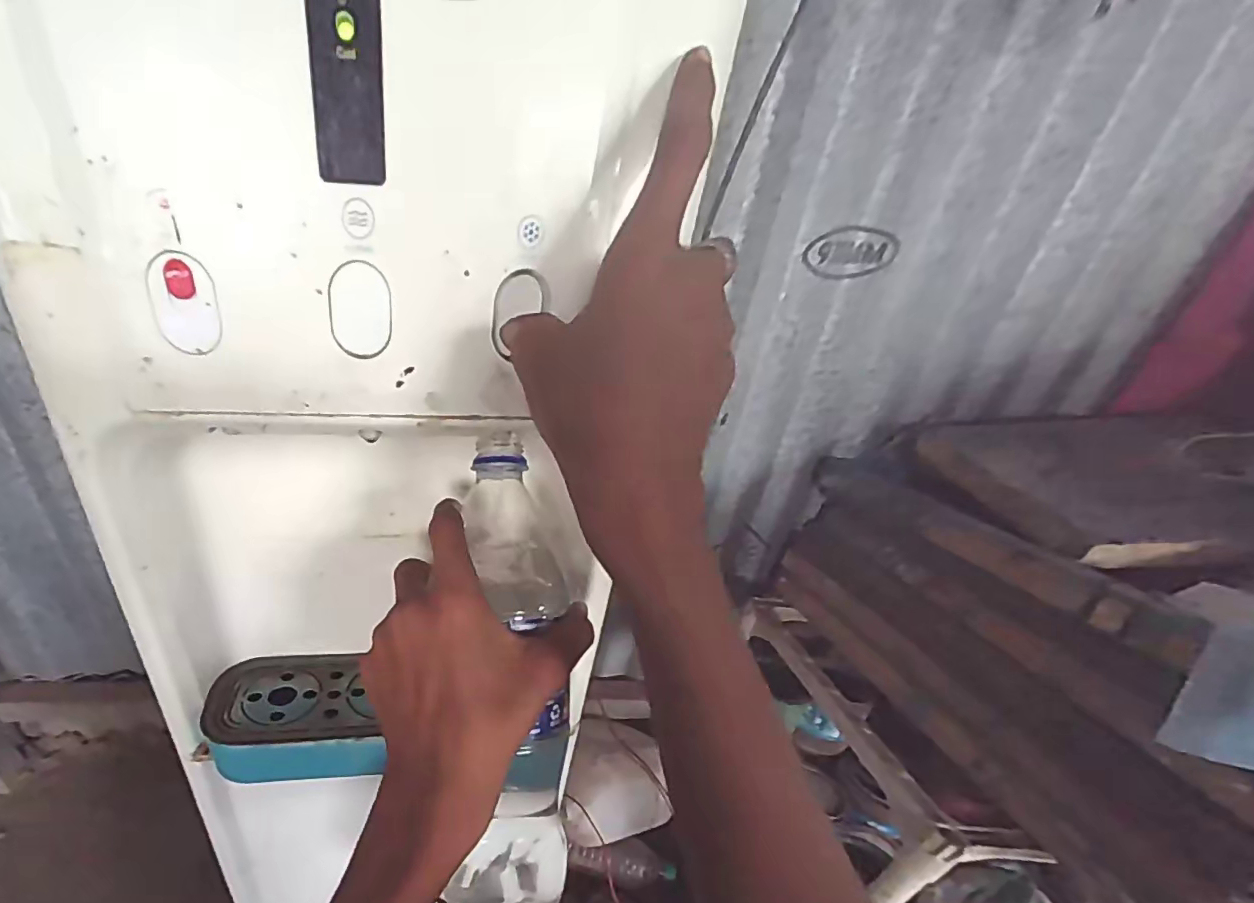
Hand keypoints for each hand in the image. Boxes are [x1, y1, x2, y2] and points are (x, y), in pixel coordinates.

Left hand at [360, 501, 592, 853]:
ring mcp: (385, 639)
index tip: (450, 512)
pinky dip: (403, 650)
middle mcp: (412, 609)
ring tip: (445, 655)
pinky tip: (425, 681)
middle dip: (431, 576)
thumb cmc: (495, 715)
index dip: (448, 519)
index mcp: (454, 600)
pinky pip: (387, 644)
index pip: (445, 538)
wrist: (442, 771)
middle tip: (455, 604)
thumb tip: (579, 614)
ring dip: (418, 618)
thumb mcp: (543, 673)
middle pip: (413, 570)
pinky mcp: (371, 667)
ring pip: (400, 609)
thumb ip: (568, 634)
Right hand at [502, 48, 732, 584]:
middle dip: (656, 273)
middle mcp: (691, 284)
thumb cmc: (585, 408)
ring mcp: (714, 329)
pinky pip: (698, 343)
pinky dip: (675, 355)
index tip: (697, 69)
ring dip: (664, 318)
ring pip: (693, 302)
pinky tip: (647, 394)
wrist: (636, 482)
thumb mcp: (540, 363)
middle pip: (684, 253)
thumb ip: (536, 332)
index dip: (686, 112)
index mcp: (644, 264)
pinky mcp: (722, 369)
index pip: (674, 167)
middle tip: (617, 320)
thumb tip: (531, 329)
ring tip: (625, 368)